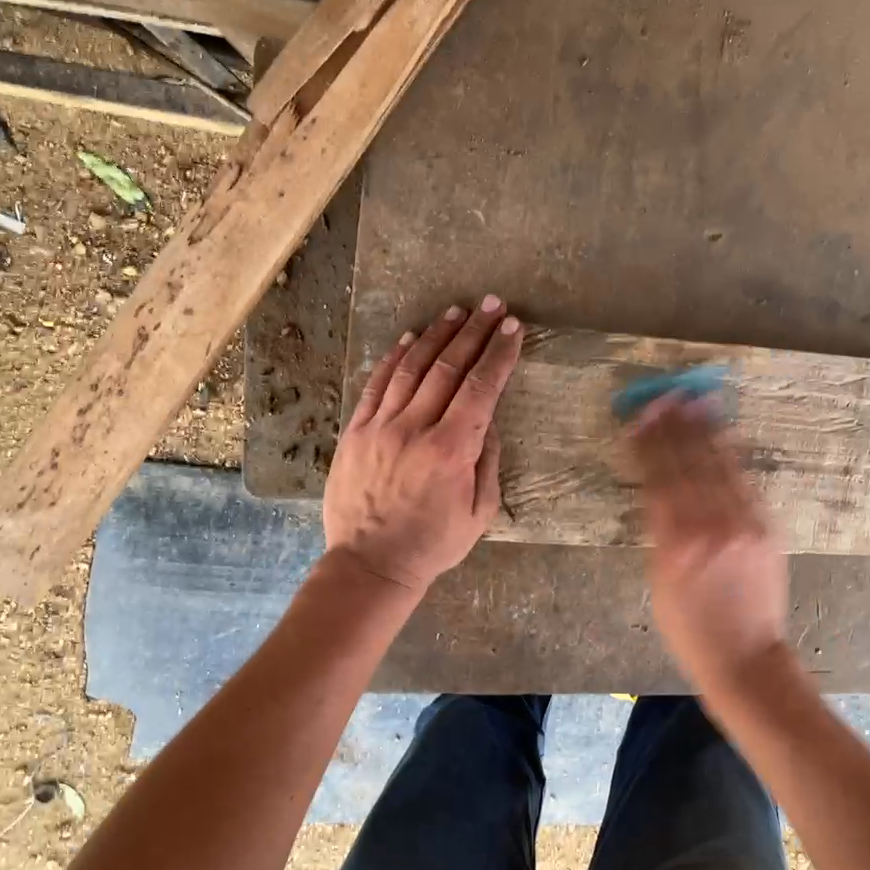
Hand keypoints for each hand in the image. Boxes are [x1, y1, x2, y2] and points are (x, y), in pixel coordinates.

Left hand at [322, 296, 523, 594]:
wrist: (370, 564)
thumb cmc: (434, 543)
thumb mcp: (481, 512)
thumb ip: (488, 461)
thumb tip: (489, 421)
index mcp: (452, 450)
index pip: (482, 388)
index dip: (499, 353)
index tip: (513, 328)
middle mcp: (416, 429)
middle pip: (449, 367)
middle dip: (474, 332)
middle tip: (492, 305)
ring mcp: (381, 427)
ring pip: (412, 368)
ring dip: (436, 335)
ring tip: (456, 311)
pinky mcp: (356, 431)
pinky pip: (376, 385)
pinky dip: (394, 358)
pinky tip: (410, 338)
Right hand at [629, 394, 790, 692]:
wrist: (746, 659)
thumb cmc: (691, 632)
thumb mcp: (658, 584)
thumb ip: (659, 536)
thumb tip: (658, 494)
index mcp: (675, 542)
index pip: (658, 478)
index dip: (648, 444)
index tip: (640, 417)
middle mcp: (710, 525)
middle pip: (688, 463)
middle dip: (674, 426)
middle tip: (664, 396)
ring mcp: (744, 524)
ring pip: (720, 465)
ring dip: (705, 429)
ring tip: (694, 399)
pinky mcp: (767, 528)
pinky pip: (746, 482)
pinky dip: (732, 454)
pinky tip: (724, 434)